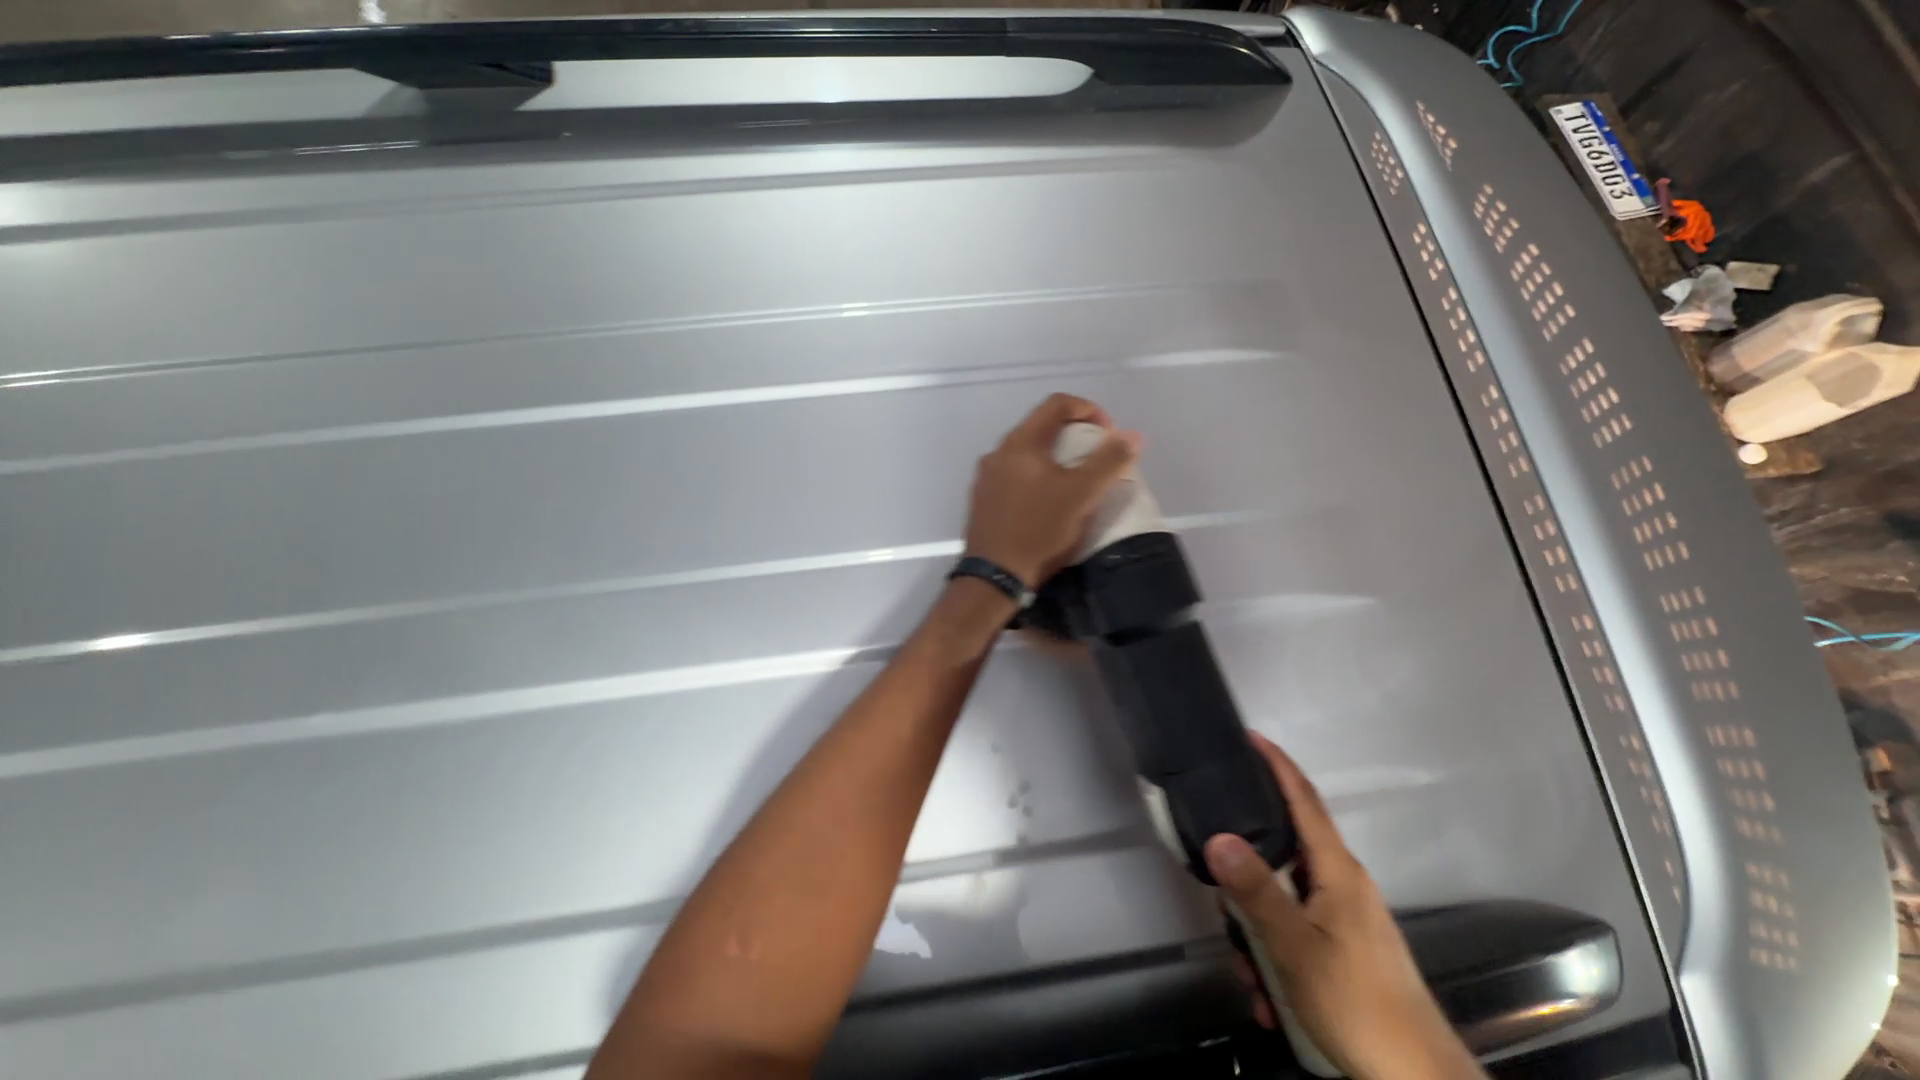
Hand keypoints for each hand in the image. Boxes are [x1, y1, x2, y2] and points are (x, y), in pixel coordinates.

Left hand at [964, 394, 1142, 585]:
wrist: (995, 577)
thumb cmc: (1040, 530)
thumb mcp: (1082, 495)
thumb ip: (1109, 462)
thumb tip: (1132, 436)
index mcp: (1020, 442)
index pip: (1057, 403)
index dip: (1089, 410)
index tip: (1109, 435)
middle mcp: (998, 452)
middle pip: (1041, 427)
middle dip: (1074, 435)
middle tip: (1097, 458)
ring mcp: (986, 477)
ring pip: (1027, 454)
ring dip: (1056, 459)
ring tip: (1077, 483)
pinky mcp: (983, 501)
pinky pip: (1015, 477)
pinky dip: (1037, 478)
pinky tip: (1049, 504)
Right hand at [1205, 735, 1485, 1079]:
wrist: (1416, 1076)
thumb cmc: (1356, 1002)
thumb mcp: (1294, 947)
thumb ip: (1255, 891)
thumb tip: (1220, 836)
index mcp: (1336, 872)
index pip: (1304, 801)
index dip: (1277, 767)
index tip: (1251, 738)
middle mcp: (1343, 886)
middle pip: (1281, 860)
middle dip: (1247, 890)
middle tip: (1226, 917)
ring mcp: (1346, 919)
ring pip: (1283, 908)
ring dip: (1260, 941)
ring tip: (1256, 984)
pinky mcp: (1345, 949)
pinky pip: (1297, 938)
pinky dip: (1278, 964)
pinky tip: (1273, 1002)